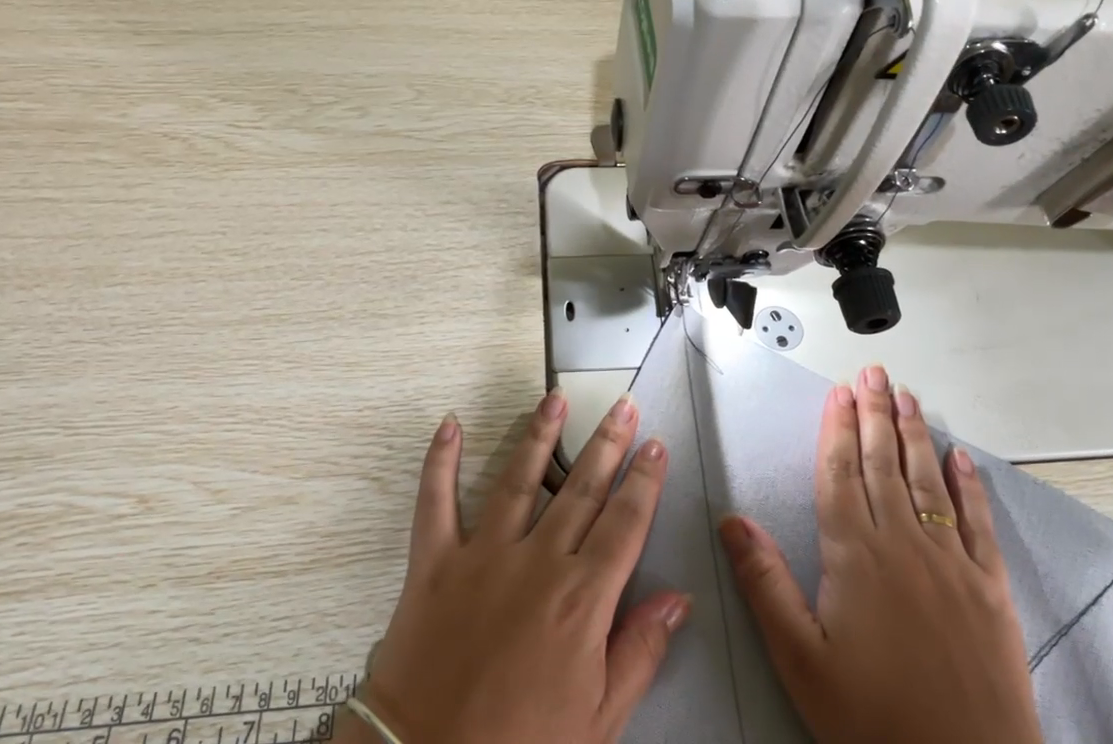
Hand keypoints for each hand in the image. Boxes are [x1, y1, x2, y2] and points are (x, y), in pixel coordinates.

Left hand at [342, 391, 687, 743]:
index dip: (644, 481)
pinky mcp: (434, 563)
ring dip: (540, 435)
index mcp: (582, 599)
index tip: (655, 447)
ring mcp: (483, 556)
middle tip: (622, 406)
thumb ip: (640, 651)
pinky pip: (435, 500)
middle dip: (607, 443)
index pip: (625, 522)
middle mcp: (536, 563)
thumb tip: (677, 602)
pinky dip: (440, 461)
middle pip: (582, 489)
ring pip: (518, 479)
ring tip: (554, 399)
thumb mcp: (599, 716)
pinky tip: (449, 426)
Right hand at [719, 366, 1041, 743]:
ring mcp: (952, 561)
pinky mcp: (990, 587)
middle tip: (874, 374)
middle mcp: (904, 544)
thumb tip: (732, 521)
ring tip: (908, 397)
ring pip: (928, 480)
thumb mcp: (800, 656)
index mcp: (854, 554)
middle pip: (883, 463)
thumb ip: (764, 582)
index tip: (839, 393)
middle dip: (876, 414)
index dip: (837, 429)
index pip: (840, 473)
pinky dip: (969, 485)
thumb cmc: (873, 717)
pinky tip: (962, 458)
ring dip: (916, 434)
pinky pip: (978, 521)